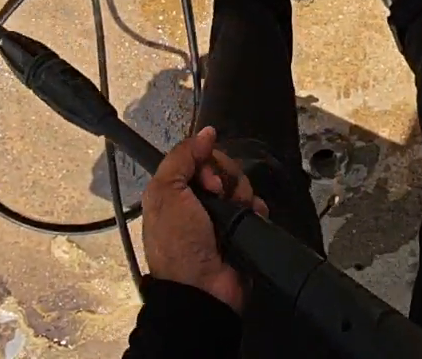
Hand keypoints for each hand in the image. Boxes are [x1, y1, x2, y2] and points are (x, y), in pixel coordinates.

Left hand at [142, 126, 266, 312]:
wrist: (202, 291)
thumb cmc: (179, 241)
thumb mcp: (166, 193)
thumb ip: (182, 157)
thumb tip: (207, 132)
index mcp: (175, 191)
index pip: (198, 157)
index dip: (206, 162)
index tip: (207, 180)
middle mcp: (197, 201)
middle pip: (222, 168)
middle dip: (225, 177)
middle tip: (219, 196)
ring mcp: (221, 216)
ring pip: (240, 184)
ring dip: (241, 193)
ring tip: (237, 211)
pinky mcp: (242, 229)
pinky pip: (255, 205)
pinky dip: (255, 208)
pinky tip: (251, 216)